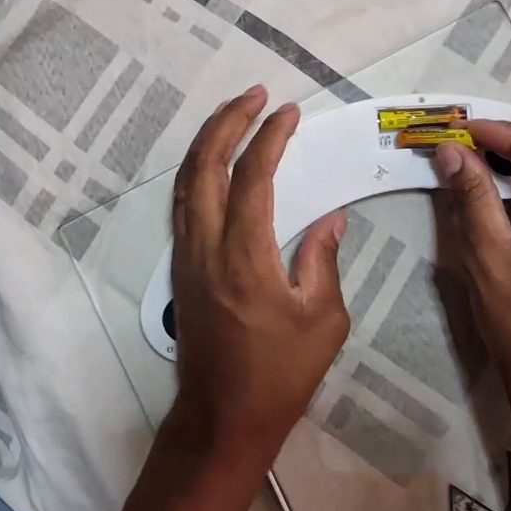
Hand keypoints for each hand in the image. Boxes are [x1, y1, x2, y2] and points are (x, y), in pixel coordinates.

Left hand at [169, 85, 348, 459]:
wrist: (222, 416)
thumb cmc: (279, 374)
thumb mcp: (322, 321)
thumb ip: (323, 261)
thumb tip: (330, 219)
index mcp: (245, 255)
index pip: (253, 177)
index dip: (270, 138)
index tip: (289, 113)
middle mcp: (206, 244)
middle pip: (206, 165)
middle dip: (228, 121)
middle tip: (255, 95)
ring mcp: (186, 254)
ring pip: (187, 180)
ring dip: (208, 140)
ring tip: (234, 114)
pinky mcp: (180, 265)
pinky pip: (183, 202)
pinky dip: (197, 169)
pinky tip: (213, 162)